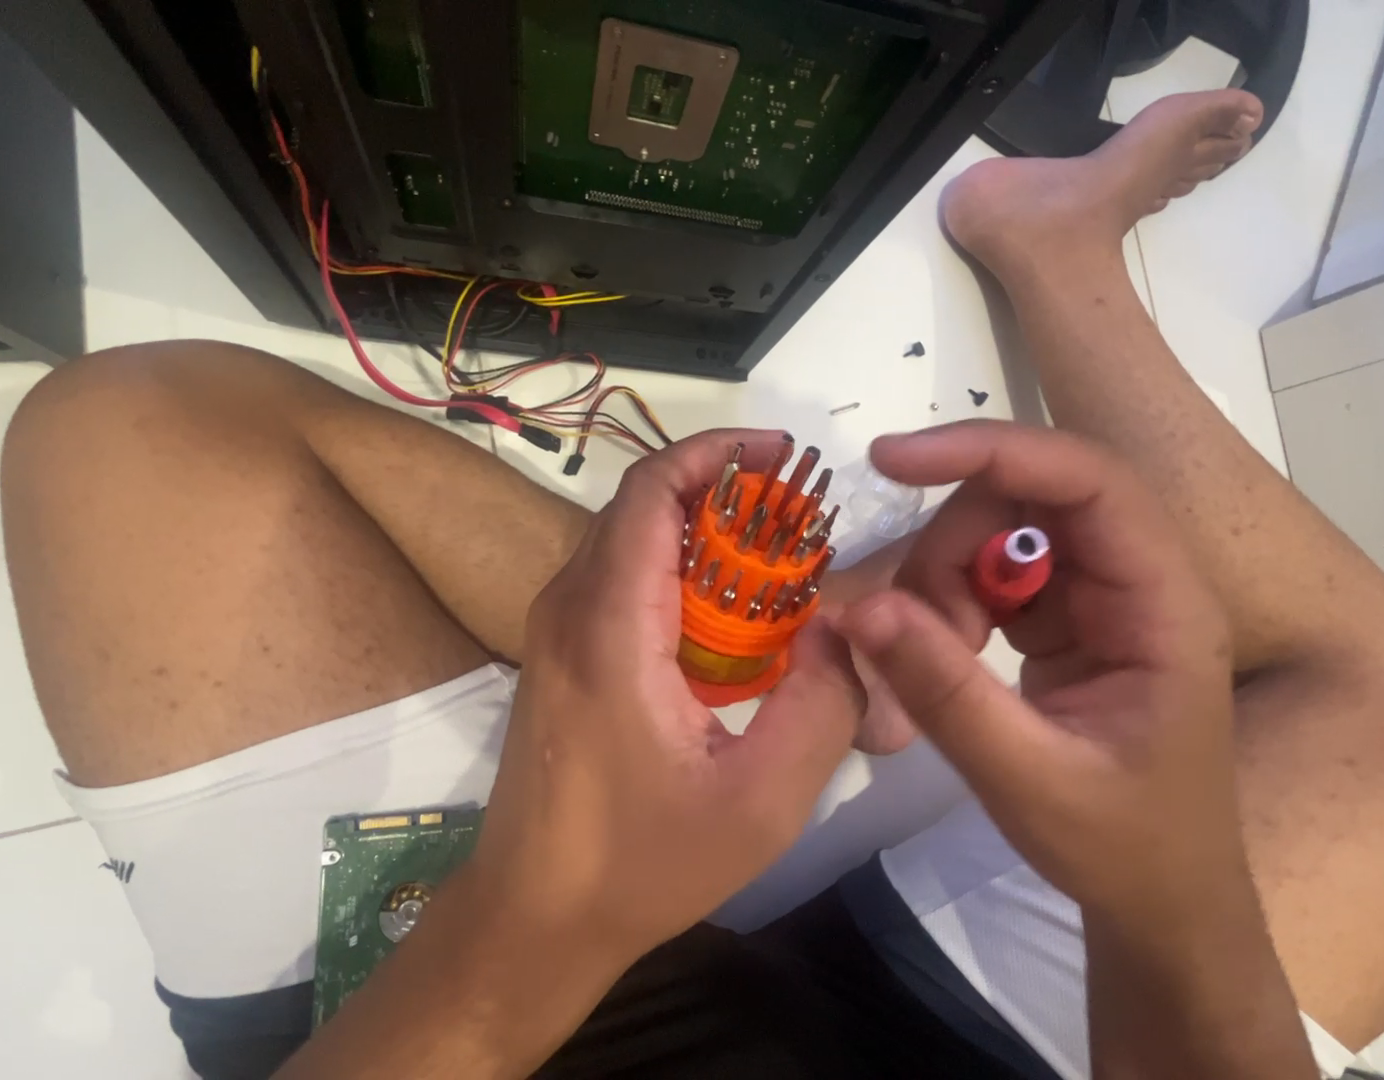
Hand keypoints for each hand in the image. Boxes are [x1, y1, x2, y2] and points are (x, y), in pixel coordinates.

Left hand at [462, 429, 865, 965]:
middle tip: (795, 516)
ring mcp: (553, 631)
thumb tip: (850, 627)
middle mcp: (567, 610)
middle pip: (640, 507)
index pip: (650, 493)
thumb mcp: (762, 800)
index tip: (778, 456)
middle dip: (719, 491)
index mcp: (608, 628)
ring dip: (697, 529)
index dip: (714, 454)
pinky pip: (616, 579)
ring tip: (771, 557)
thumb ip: (822, 704)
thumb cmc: (641, 864)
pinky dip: (673, 568)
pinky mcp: (557, 655)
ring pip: (627, 540)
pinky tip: (724, 613)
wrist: (533, 916)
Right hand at [837, 421, 1243, 923]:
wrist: (1159, 899)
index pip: (1086, 481)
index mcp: (1163, 605)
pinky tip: (941, 655)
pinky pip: (987, 573)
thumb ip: (946, 694)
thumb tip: (860, 608)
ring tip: (931, 663)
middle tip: (909, 628)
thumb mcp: (1028, 780)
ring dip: (940, 581)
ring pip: (996, 533)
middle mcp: (1135, 581)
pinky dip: (945, 602)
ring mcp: (1095, 596)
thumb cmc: (1122, 848)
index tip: (893, 463)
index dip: (992, 452)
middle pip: (1024, 502)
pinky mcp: (1061, 618)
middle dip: (948, 547)